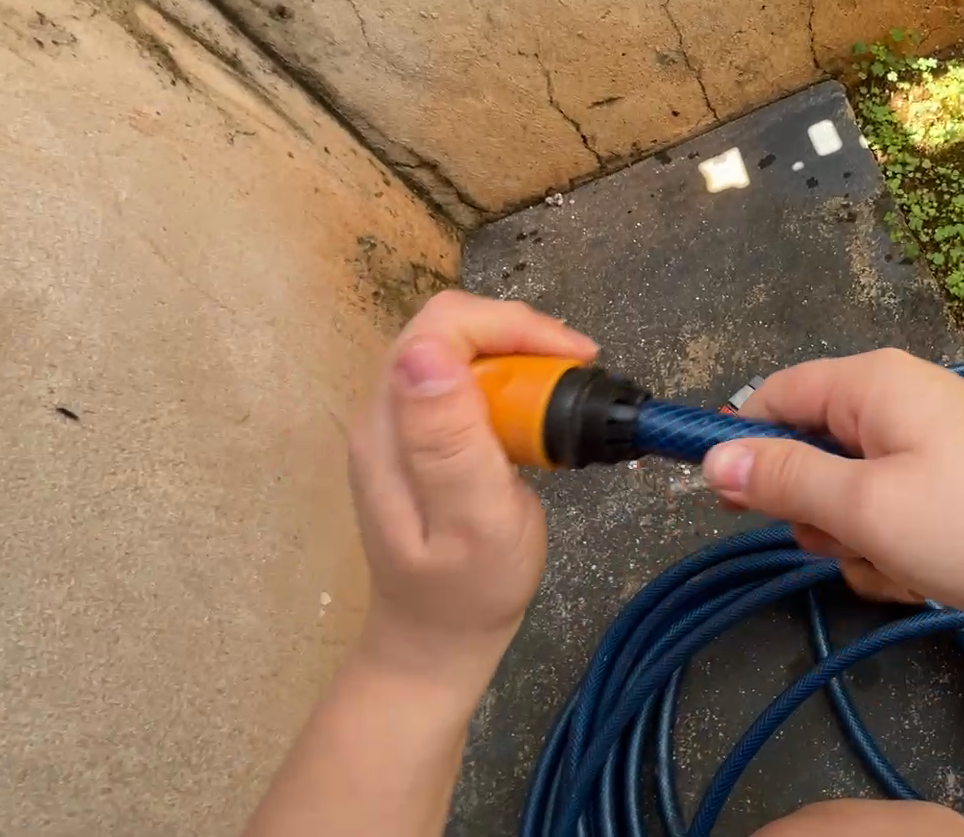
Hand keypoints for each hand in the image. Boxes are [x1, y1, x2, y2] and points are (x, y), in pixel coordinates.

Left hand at [346, 291, 597, 684]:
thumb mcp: (471, 518)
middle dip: (521, 332)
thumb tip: (426, 352)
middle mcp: (386, 412)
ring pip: (463, 346)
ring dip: (523, 351)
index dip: (511, 326)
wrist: (440, 636)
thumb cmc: (469, 587)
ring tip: (567, 386)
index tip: (572, 359)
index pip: (441, 327)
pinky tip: (543, 407)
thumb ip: (449, 440)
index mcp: (390, 427)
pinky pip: (472, 376)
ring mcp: (404, 422)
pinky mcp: (426, 434)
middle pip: (451, 327)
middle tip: (577, 369)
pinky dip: (517, 376)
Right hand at [700, 349, 963, 621]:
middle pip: (815, 448)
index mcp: (873, 381)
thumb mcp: (866, 508)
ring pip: (856, 490)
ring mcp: (935, 437)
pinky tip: (936, 571)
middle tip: (853, 542)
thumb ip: (784, 480)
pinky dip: (902, 544)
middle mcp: (901, 396)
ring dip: (864, 538)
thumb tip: (711, 457)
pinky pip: (899, 505)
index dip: (744, 446)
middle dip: (821, 510)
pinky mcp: (960, 475)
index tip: (732, 506)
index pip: (774, 394)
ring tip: (908, 563)